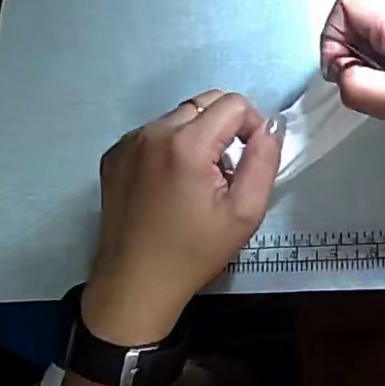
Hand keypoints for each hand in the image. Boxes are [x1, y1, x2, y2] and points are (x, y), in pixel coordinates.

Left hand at [82, 90, 283, 344]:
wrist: (137, 282)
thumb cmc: (196, 250)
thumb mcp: (246, 211)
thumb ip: (264, 160)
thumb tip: (271, 127)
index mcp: (187, 144)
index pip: (234, 103)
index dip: (252, 127)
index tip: (249, 160)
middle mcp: (153, 132)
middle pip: (205, 102)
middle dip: (226, 128)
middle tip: (227, 170)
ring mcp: (128, 142)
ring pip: (180, 116)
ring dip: (199, 136)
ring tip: (199, 179)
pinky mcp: (114, 154)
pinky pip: (155, 133)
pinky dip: (172, 146)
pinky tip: (172, 183)